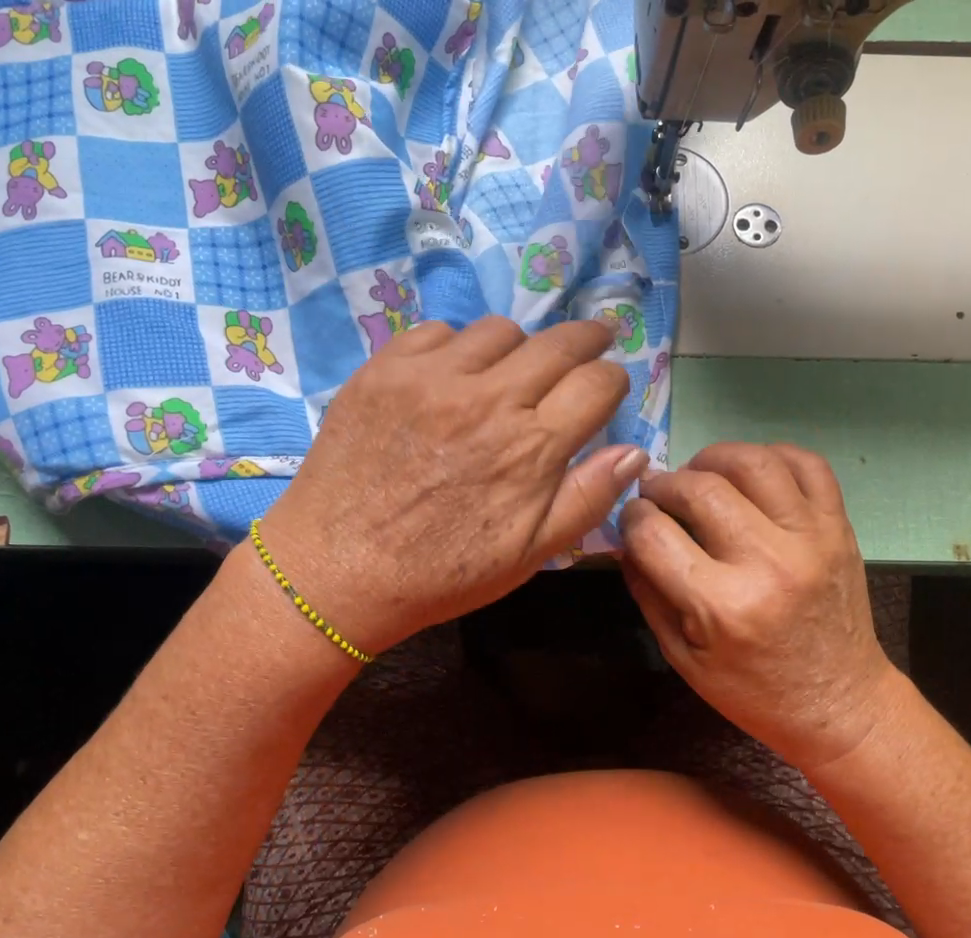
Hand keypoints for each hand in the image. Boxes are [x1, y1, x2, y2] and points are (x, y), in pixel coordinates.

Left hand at [257, 317, 641, 652]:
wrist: (336, 572)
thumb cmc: (442, 573)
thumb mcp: (529, 554)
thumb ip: (587, 498)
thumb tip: (635, 451)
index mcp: (531, 448)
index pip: (598, 382)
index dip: (613, 381)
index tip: (607, 389)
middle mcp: (488, 398)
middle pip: (558, 342)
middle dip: (586, 340)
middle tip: (591, 343)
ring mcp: (432, 377)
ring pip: (499, 331)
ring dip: (519, 347)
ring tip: (511, 373)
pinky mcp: (384, 369)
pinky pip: (438, 332)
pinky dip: (458, 349)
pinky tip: (453, 380)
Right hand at [620, 443, 901, 770]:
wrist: (836, 704)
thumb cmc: (752, 691)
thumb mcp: (682, 657)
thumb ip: (647, 591)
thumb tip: (624, 537)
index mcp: (722, 605)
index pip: (654, 533)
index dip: (632, 518)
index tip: (632, 519)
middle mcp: (768, 562)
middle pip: (699, 488)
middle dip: (664, 484)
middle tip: (658, 495)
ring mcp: (810, 539)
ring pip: (754, 462)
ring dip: (714, 458)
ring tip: (700, 474)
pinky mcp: (839, 528)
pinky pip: (808, 464)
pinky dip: (773, 455)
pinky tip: (750, 474)